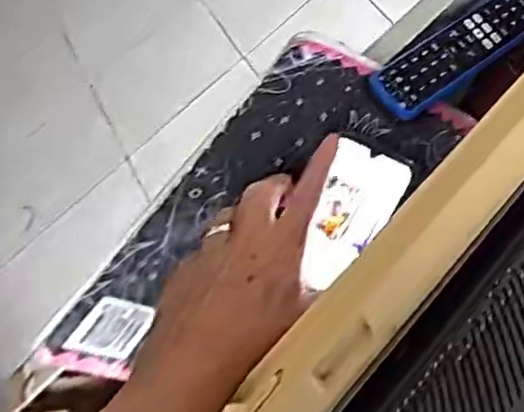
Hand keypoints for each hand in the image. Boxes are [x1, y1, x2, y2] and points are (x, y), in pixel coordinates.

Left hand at [110, 135, 339, 411]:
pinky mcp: (179, 276)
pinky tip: (220, 276)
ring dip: (245, 219)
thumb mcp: (303, 312)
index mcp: (283, 244)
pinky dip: (215, 253)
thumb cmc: (248, 347)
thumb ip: (321, 284)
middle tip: (288, 197)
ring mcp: (209, 256)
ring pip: (229, 216)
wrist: (183, 380)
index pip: (310, 189)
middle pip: (263, 189)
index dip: (323, 161)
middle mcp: (246, 240)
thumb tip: (344, 279)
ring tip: (254, 237)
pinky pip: (202, 250)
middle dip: (278, 187)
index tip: (331, 142)